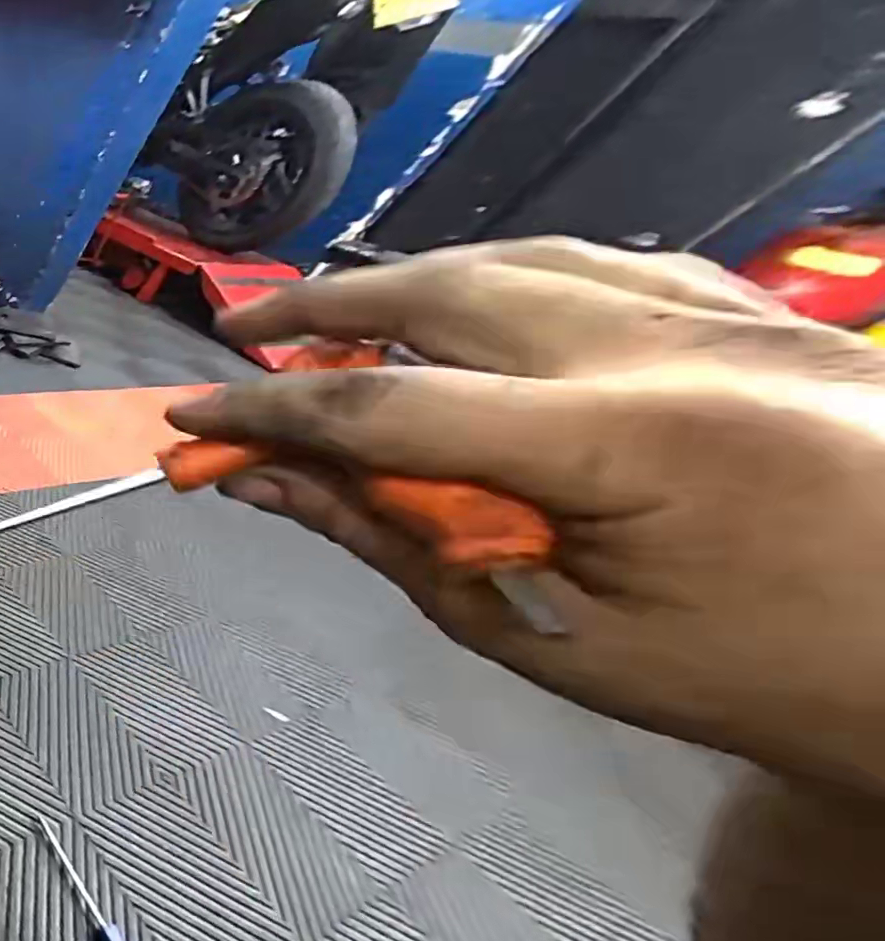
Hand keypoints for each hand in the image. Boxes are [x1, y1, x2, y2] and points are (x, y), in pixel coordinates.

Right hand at [167, 237, 884, 795]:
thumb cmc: (749, 680)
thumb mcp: (526, 630)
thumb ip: (382, 535)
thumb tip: (262, 484)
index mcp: (631, 443)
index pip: (380, 407)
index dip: (263, 412)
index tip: (190, 419)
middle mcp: (676, 346)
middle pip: (435, 291)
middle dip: (312, 309)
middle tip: (238, 333)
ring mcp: (727, 313)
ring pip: (502, 260)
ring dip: (386, 285)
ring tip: (320, 317)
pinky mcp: (750, 309)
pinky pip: (578, 263)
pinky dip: (477, 280)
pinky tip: (441, 306)